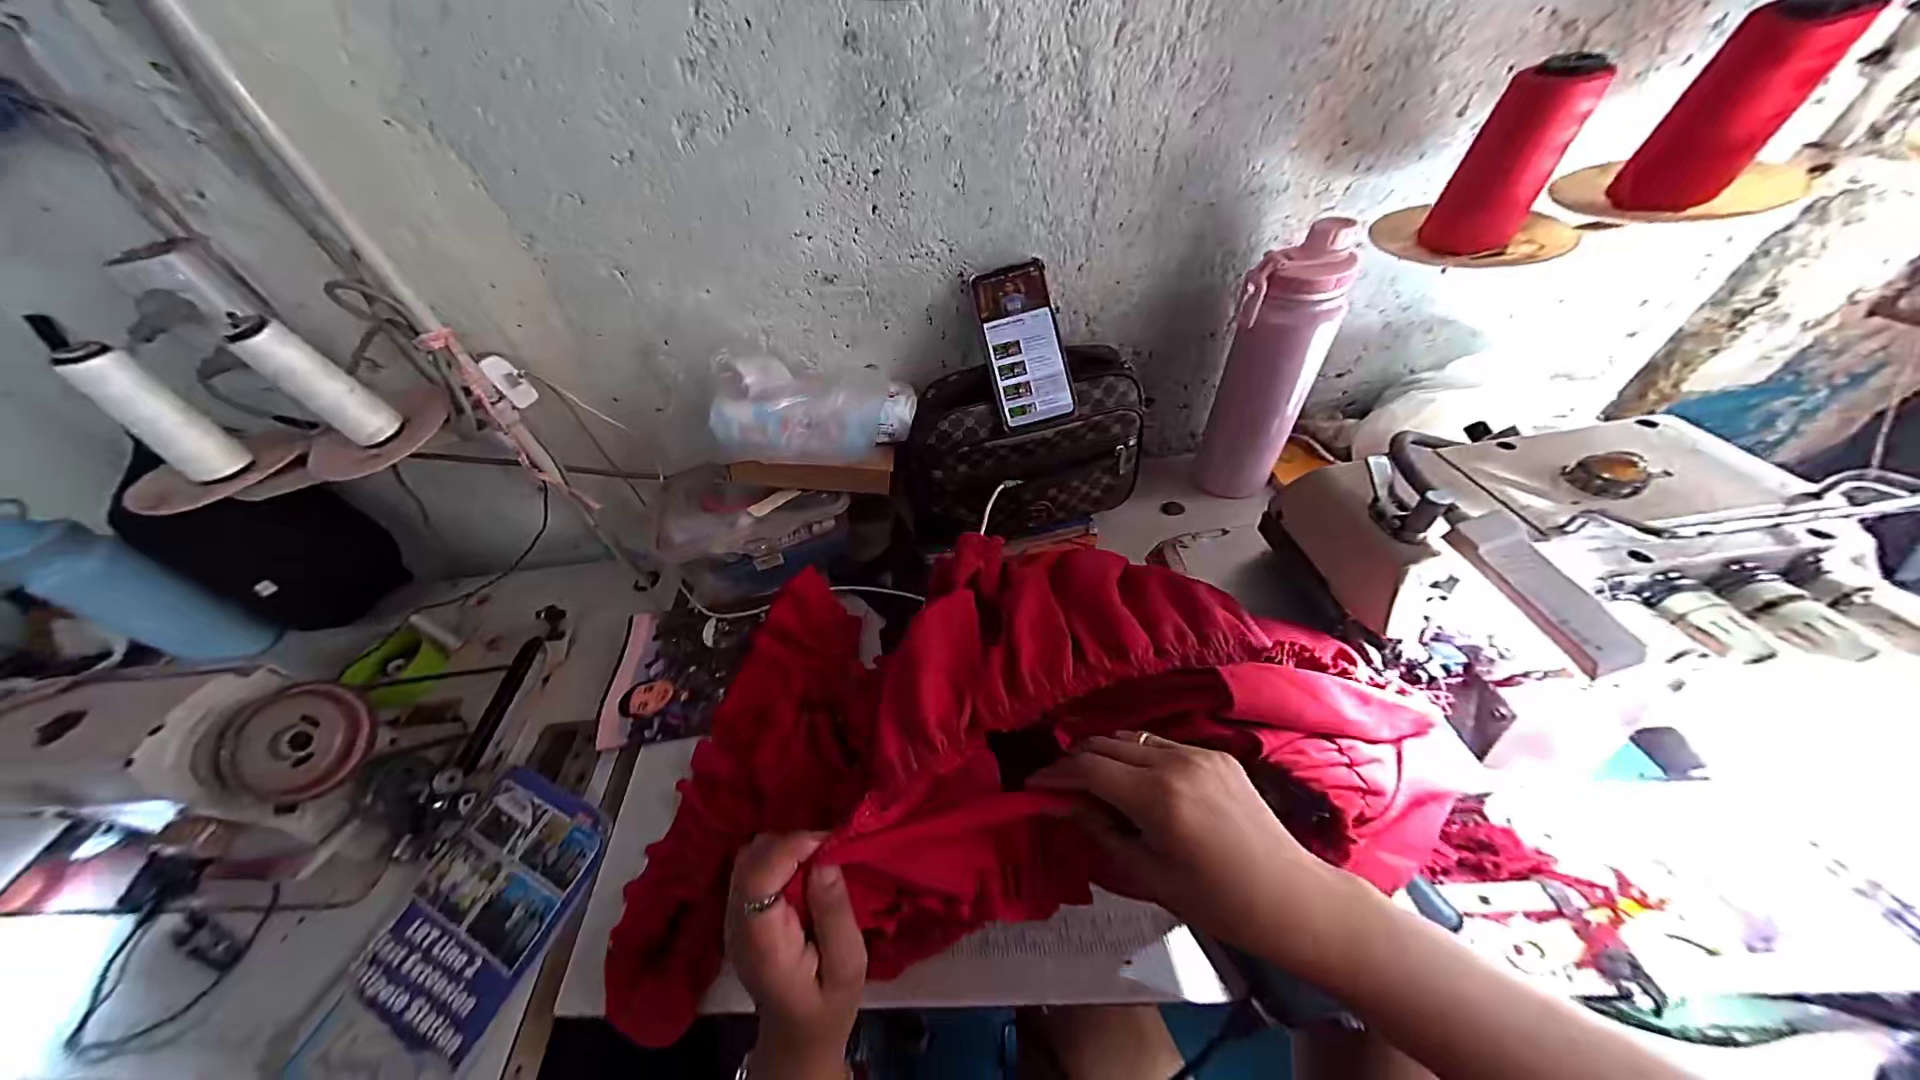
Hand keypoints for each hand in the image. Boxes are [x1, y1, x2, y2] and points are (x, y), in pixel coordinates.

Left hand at [725, 832, 865, 1079]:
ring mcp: (732, 917)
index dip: (791, 847)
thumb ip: (836, 914)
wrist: (796, 1034)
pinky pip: (752, 865)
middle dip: (791, 842)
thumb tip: (825, 861)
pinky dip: (778, 855)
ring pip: (748, 856)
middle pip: (749, 859)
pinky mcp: (738, 911)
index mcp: (762, 942)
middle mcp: (736, 924)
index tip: (829, 843)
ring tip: (818, 858)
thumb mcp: (848, 966)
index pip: (757, 877)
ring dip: (784, 847)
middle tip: (829, 850)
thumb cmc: (827, 1004)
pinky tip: (803, 868)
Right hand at [1030, 733, 1354, 968]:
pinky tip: (1135, 781)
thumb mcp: (1150, 875)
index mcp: (1159, 797)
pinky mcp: (1216, 755)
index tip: (1033, 785)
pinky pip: (1161, 743)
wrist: (1293, 898)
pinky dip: (1136, 755)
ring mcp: (1200, 753)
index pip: (1088, 768)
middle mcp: (1177, 762)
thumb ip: (1101, 831)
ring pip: (1132, 737)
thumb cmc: (1220, 903)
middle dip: (1075, 761)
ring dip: (1104, 753)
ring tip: (1091, 781)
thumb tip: (1063, 804)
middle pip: (1105, 743)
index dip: (1054, 775)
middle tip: (1059, 785)